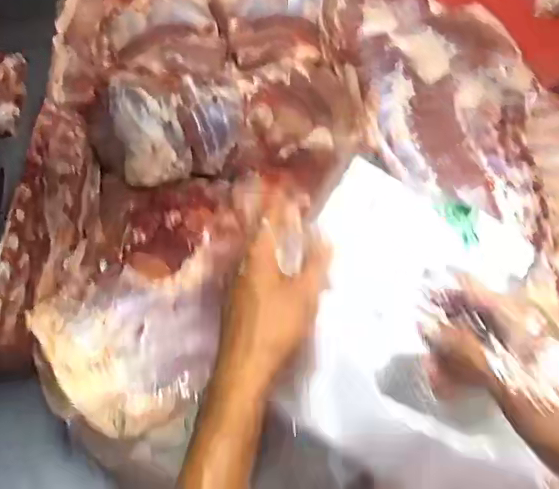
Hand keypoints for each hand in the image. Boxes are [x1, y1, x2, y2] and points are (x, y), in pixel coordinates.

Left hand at [220, 202, 331, 386]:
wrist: (243, 366)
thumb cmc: (277, 327)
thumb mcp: (304, 295)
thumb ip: (315, 264)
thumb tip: (324, 235)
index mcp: (257, 253)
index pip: (270, 217)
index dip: (282, 203)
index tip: (294, 190)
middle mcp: (241, 258)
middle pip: (256, 227)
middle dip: (270, 212)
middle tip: (285, 201)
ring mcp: (235, 277)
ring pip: (252, 245)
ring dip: (266, 234)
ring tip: (282, 228)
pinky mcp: (235, 295)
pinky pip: (250, 262)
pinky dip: (263, 253)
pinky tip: (273, 264)